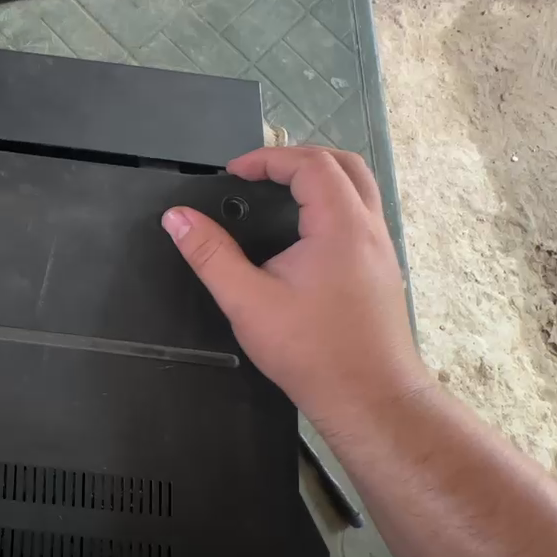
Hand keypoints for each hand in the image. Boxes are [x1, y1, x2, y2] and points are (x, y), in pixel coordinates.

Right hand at [161, 146, 426, 424]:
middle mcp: (368, 230)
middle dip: (296, 158)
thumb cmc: (311, 349)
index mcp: (340, 227)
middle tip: (257, 173)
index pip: (311, 164)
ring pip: (358, 189)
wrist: (371, 398)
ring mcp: (380, 250)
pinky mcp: (379, 270)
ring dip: (316, 178)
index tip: (233, 173)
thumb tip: (176, 218)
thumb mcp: (245, 299)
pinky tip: (297, 232)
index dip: (268, 159)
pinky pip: (359, 215)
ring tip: (273, 194)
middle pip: (345, 165)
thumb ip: (208, 253)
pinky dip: (327, 203)